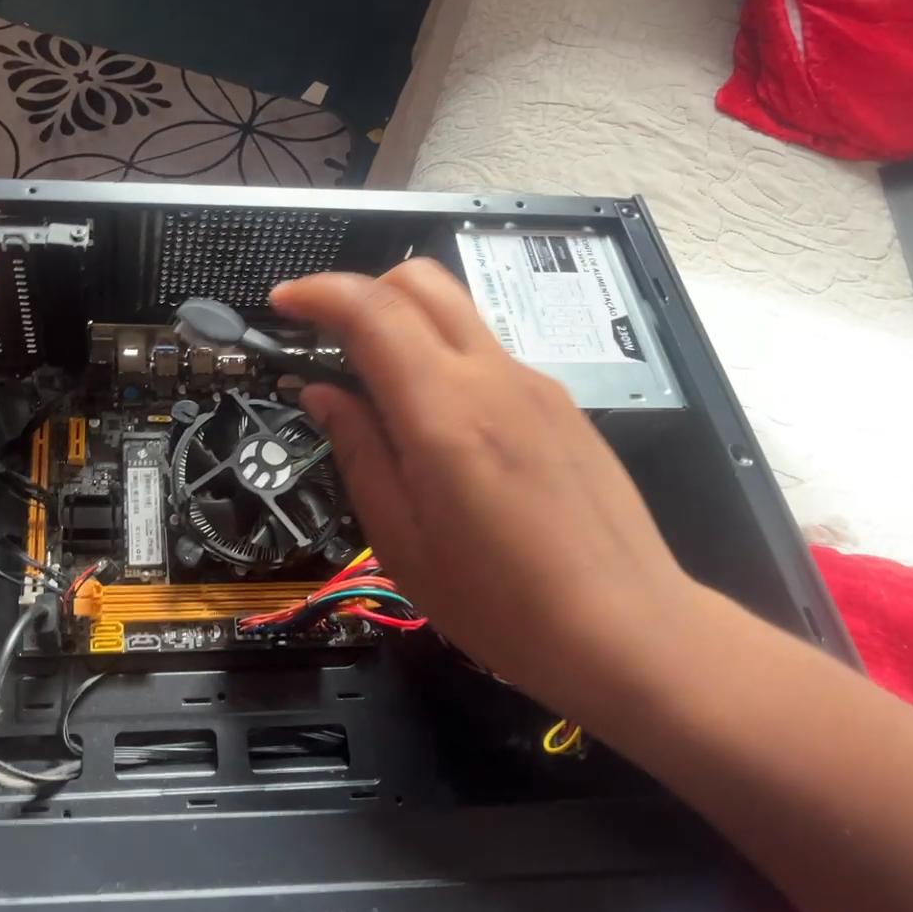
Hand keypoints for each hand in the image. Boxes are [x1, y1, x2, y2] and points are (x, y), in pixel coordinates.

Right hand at [272, 260, 701, 707]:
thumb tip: (322, 394)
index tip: (282, 304)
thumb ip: (358, 451)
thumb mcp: (401, 540)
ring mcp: (534, 384)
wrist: (630, 631)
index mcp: (445, 413)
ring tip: (371, 381)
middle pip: (421, 280)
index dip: (318, 293)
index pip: (373, 311)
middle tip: (325, 336)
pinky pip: (485, 351)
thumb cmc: (500, 603)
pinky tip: (433, 420)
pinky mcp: (559, 403)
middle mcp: (494, 377)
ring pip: (456, 310)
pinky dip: (440, 354)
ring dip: (401, 320)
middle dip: (360, 288)